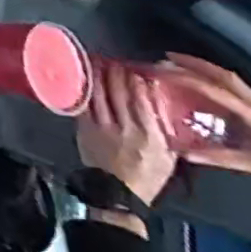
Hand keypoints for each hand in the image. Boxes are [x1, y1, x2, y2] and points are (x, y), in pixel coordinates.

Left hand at [78, 63, 176, 205]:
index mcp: (149, 136)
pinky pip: (82, 103)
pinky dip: (83, 89)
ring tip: (96, 62)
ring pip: (97, 94)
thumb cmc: (148, 175)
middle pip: (117, 93)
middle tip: (114, 60)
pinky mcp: (83, 127)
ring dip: (96, 76)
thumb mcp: (168, 157)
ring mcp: (100, 126)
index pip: (142, 102)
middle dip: (115, 74)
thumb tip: (160, 109)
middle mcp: (125, 128)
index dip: (137, 84)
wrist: (118, 191)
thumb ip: (164, 133)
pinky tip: (82, 78)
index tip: (137, 70)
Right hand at [156, 54, 250, 207]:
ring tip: (183, 68)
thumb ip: (223, 159)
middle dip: (197, 65)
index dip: (187, 78)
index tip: (161, 71)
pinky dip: (221, 86)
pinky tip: (211, 93)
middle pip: (228, 78)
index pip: (217, 90)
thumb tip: (184, 153)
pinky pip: (243, 95)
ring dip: (208, 72)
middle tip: (167, 57)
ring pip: (236, 84)